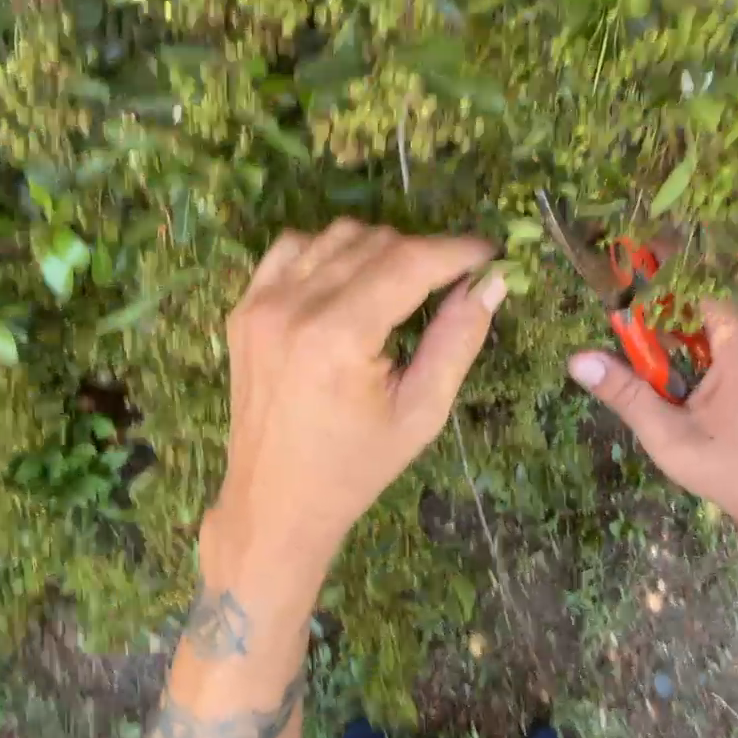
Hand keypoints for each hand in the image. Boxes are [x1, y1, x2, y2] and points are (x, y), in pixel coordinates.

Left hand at [211, 220, 505, 561]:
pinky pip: (294, 248)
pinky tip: (348, 282)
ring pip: (337, 236)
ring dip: (380, 249)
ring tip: (402, 286)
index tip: (490, 253)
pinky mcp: (244, 307)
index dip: (457, 251)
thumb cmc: (356, 467)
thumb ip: (458, 340)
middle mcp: (294, 306)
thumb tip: (494, 283)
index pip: (409, 263)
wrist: (275, 502)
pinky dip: (330, 252)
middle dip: (423, 254)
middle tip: (450, 283)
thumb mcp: (422, 412)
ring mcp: (261, 303)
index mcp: (338, 337)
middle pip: (376, 242)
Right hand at [567, 301, 737, 556]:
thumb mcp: (671, 437)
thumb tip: (576, 359)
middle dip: (670, 309)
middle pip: (709, 293)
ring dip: (694, 323)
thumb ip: (625, 392)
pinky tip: (701, 369)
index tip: (624, 292)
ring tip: (668, 358)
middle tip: (640, 339)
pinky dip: (717, 333)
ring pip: (727, 306)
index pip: (693, 286)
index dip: (655, 288)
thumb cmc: (735, 474)